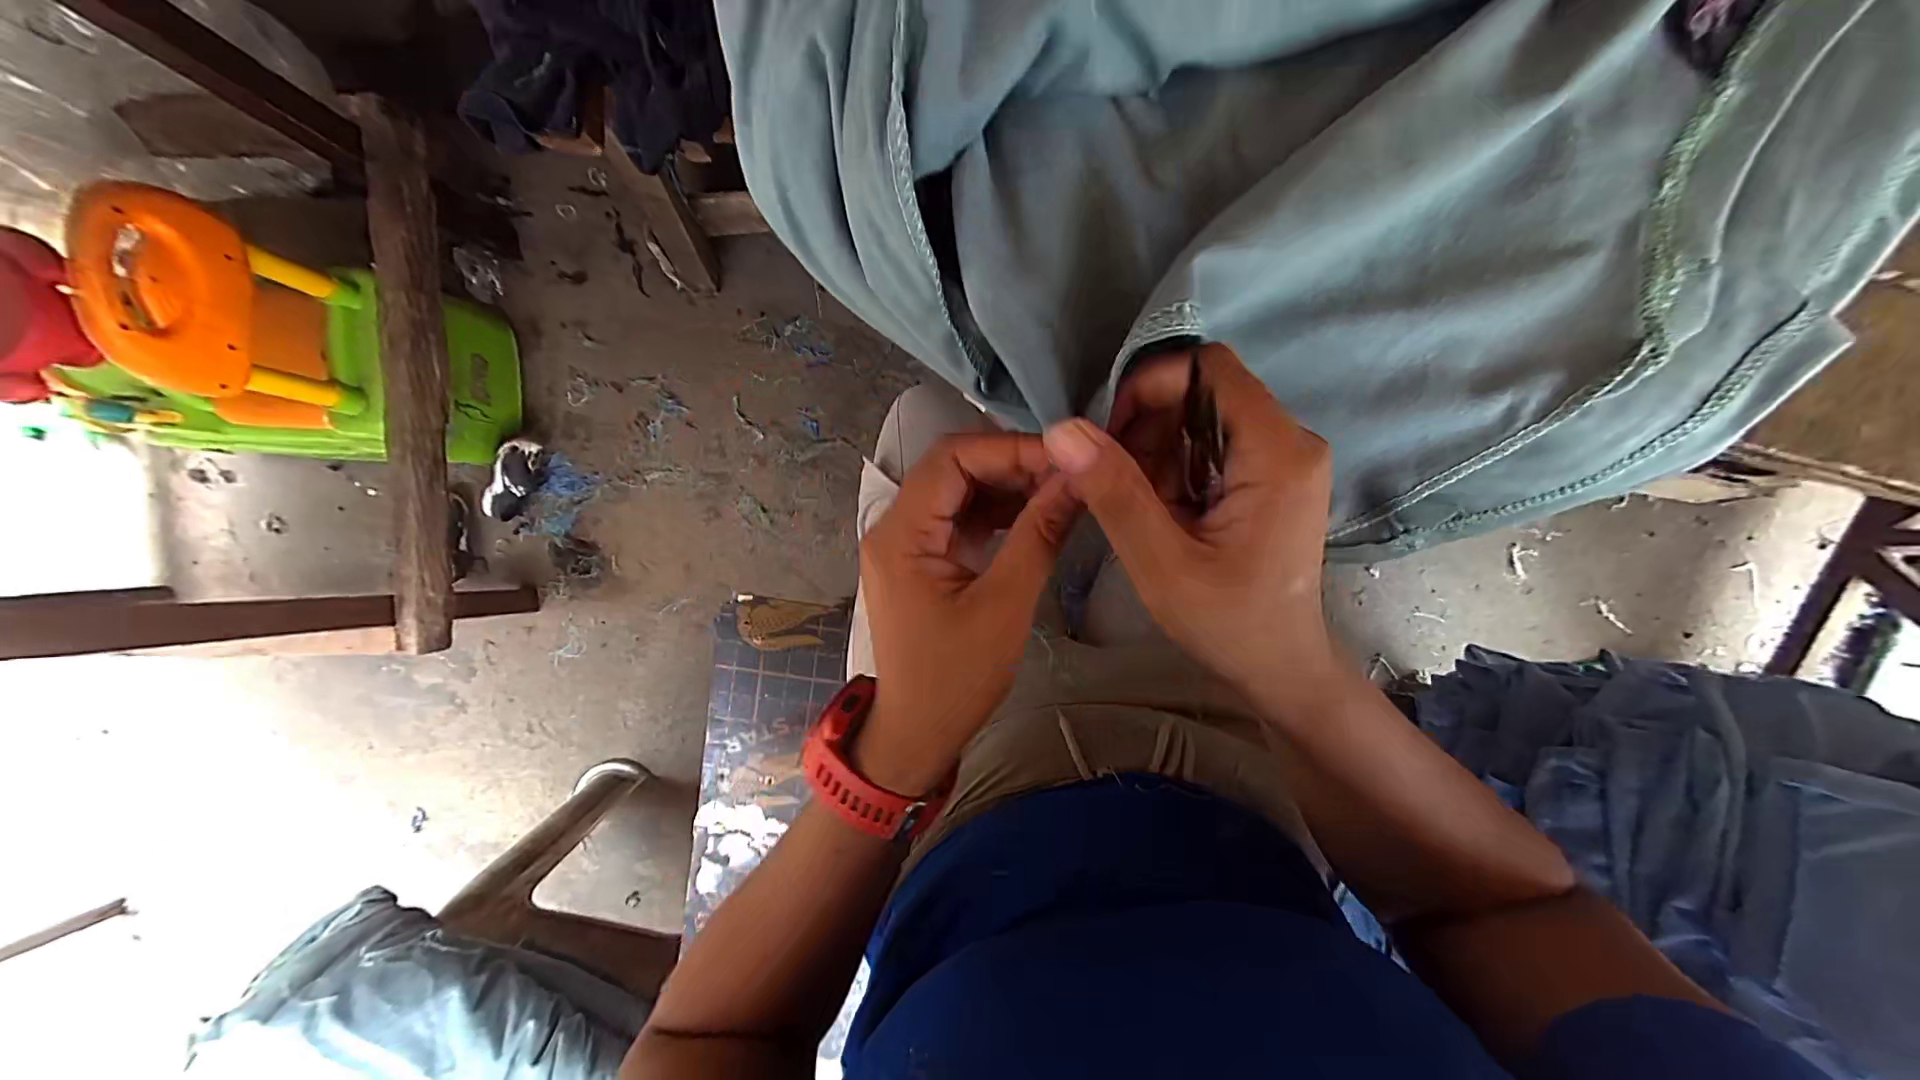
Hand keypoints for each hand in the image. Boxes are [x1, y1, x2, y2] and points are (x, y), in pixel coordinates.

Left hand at [855, 433, 1079, 793]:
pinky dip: (996, 512)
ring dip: (1007, 486)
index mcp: (900, 534)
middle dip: (1011, 464)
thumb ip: (1038, 535)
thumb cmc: (956, 678)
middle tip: (1068, 473)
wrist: (918, 731)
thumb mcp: (1004, 605)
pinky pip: (959, 518)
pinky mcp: (922, 558)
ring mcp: (906, 542)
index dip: (1008, 448)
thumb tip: (1075, 480)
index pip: (950, 459)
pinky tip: (1036, 513)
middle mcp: (893, 527)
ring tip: (1060, 490)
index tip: (1062, 457)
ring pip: (958, 490)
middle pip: (952, 468)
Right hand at [1042, 344, 1337, 703]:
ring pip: (1201, 414)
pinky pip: (1210, 442)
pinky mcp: (1271, 473)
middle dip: (1147, 424)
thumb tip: (1063, 430)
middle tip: (1114, 478)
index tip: (1108, 435)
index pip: (1207, 368)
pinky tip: (1162, 509)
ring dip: (1156, 448)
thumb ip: (1114, 493)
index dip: (1148, 386)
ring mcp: (1284, 456)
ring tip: (1139, 503)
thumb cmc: (1227, 623)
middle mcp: (1290, 440)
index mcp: (1276, 454)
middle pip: (1203, 389)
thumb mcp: (1160, 563)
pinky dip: (1174, 465)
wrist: (1280, 666)